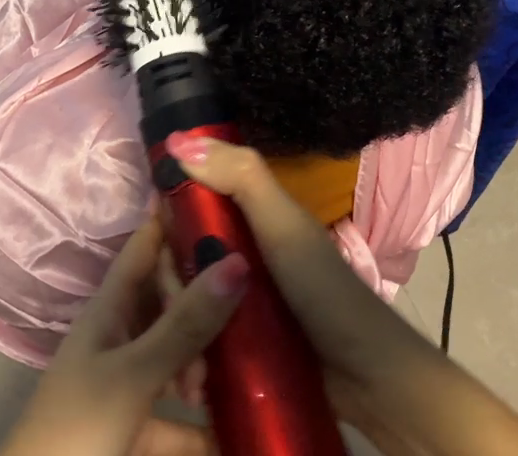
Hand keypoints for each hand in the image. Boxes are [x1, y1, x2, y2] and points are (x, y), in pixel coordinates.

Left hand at [0, 213, 248, 455]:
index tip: (212, 191)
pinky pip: (184, 416)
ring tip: (244, 365)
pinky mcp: (140, 426)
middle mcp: (120, 336)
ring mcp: (130, 381)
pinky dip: (210, 420)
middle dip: (205, 298)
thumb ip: (184, 324)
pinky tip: (243, 420)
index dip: (171, 217)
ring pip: (180, 353)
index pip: (145, 247)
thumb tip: (236, 261)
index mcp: (109, 309)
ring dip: (209, 359)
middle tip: (246, 300)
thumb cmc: (78, 423)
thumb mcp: (134, 372)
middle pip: (169, 299)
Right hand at [165, 133, 517, 455]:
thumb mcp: (282, 225)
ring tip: (183, 364)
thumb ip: (240, 177)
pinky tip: (188, 377)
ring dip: (176, 329)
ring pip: (183, 299)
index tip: (152, 240)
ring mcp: (233, 299)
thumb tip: (180, 139)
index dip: (165, 215)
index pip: (187, 202)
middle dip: (169, 284)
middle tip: (174, 311)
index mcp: (246, 215)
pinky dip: (188, 356)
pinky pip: (195, 339)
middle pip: (178, 254)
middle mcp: (234, 252)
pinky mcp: (233, 343)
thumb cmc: (324, 290)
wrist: (366, 376)